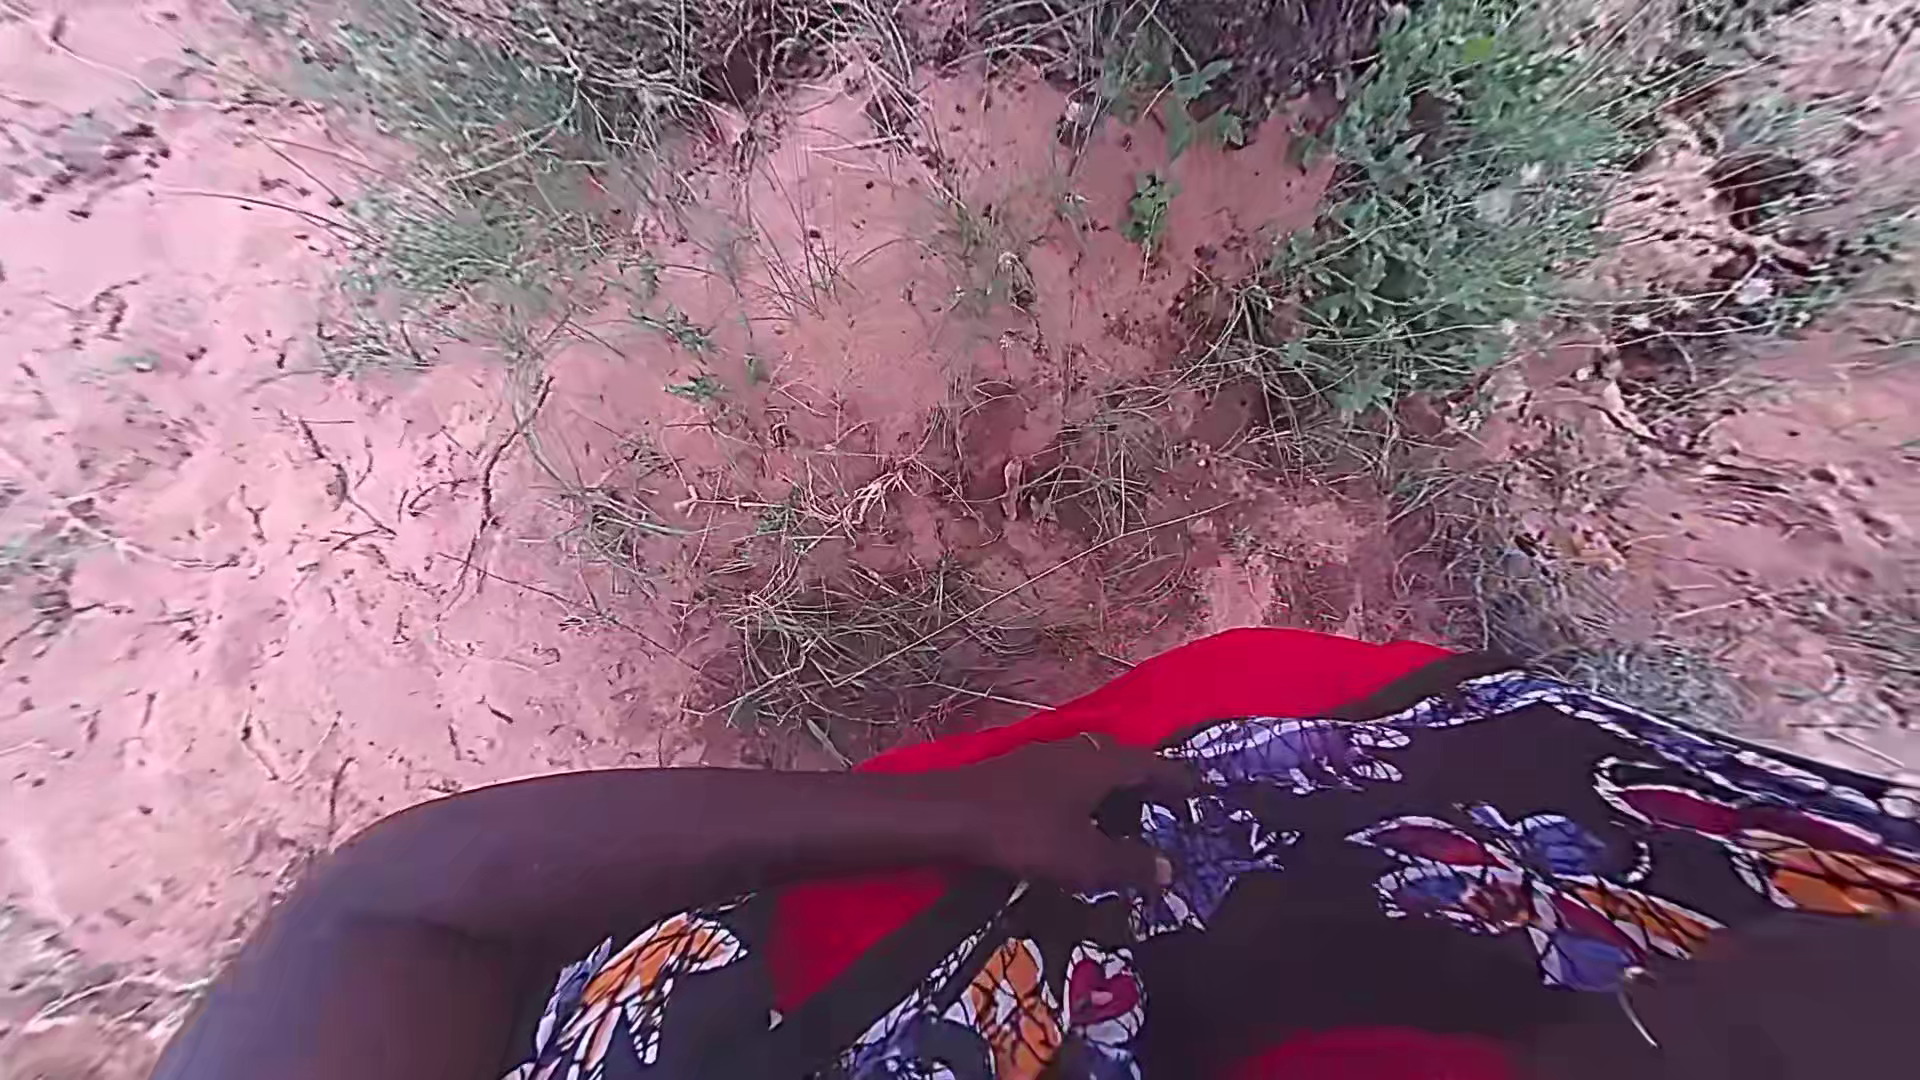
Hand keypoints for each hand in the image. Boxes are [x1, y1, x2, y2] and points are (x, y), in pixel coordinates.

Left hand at [918, 736, 1196, 890]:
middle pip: (1121, 758)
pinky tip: (1079, 811)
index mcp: (1099, 762)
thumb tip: (1168, 868)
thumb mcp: (1084, 858)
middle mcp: (1076, 749)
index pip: (1149, 764)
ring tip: (1127, 808)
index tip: (1198, 787)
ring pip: (1092, 762)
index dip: (1175, 777)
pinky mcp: (1022, 767)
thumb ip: (1129, 863)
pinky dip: (1086, 788)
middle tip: (1165, 801)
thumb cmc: (1026, 831)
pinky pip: (1069, 773)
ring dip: (1113, 781)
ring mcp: (1046, 754)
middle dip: (1145, 777)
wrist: (956, 812)